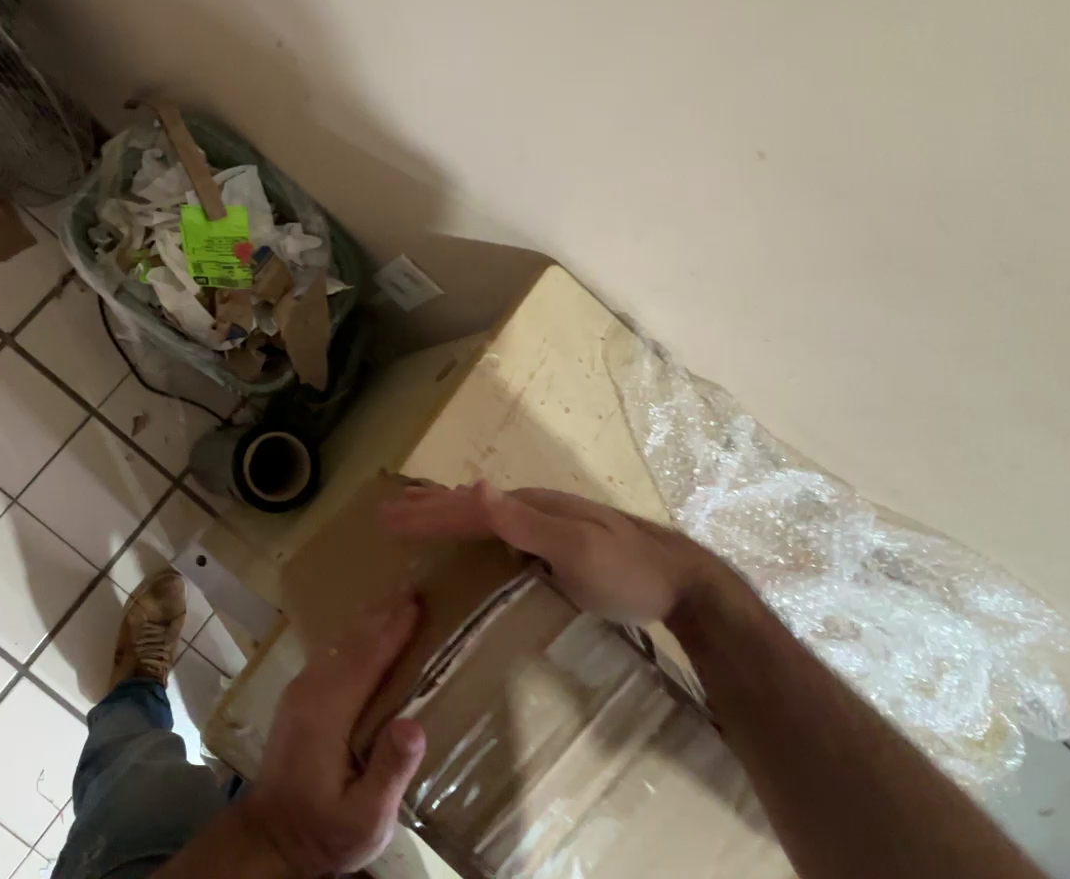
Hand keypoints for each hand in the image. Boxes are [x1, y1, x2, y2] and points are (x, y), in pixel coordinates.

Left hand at [240, 597, 427, 876]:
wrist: (271, 838)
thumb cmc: (324, 831)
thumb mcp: (366, 818)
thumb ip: (389, 771)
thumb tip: (414, 723)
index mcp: (327, 713)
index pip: (366, 660)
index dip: (393, 630)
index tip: (417, 603)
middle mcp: (310, 692)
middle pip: (350, 643)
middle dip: (382, 614)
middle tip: (412, 586)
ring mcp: (300, 692)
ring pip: (339, 645)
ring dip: (368, 621)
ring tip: (395, 600)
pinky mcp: (299, 698)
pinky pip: (332, 655)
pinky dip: (355, 638)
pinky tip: (368, 633)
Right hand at [380, 482, 716, 624]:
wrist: (684, 584)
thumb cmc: (628, 571)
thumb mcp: (576, 549)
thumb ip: (525, 522)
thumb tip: (474, 485)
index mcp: (529, 507)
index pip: (464, 508)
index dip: (425, 514)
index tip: (384, 519)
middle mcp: (534, 507)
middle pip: (469, 503)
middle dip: (426, 506)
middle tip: (386, 509)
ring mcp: (548, 523)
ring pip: (484, 512)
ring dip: (446, 511)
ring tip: (418, 511)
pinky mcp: (559, 543)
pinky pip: (500, 528)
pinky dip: (473, 525)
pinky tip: (478, 530)